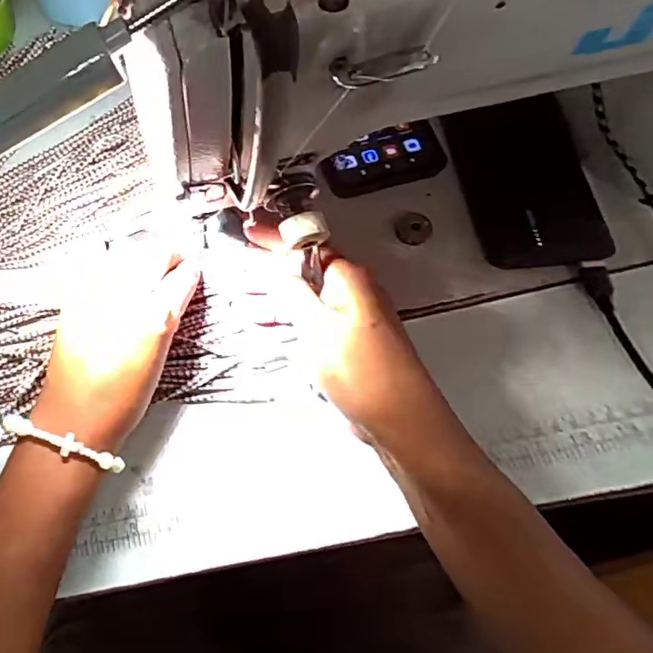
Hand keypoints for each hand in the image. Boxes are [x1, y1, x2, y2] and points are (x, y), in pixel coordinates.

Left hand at [30, 245, 200, 452]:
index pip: (182, 274)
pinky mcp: (72, 294)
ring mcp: (95, 292)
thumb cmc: (122, 398)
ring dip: (140, 250)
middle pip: (153, 251)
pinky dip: (107, 258)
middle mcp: (126, 297)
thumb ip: (169, 315)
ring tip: (146, 263)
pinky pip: (93, 260)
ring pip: (124, 249)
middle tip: (175, 260)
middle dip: (168, 251)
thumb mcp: (159, 356)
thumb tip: (178, 287)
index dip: (192, 266)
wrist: (75, 414)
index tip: (194, 264)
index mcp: (154, 318)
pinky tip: (113, 268)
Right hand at [246, 214, 455, 446]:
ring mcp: (357, 319)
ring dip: (288, 298)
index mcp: (351, 280)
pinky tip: (286, 333)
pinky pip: (320, 322)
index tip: (254, 233)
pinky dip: (300, 322)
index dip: (278, 238)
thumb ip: (294, 295)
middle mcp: (357, 294)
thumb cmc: (370, 376)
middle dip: (280, 268)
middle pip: (311, 270)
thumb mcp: (317, 329)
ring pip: (314, 298)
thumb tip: (279, 272)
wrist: (401, 419)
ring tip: (260, 300)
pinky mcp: (354, 343)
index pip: (308, 246)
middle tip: (251, 266)